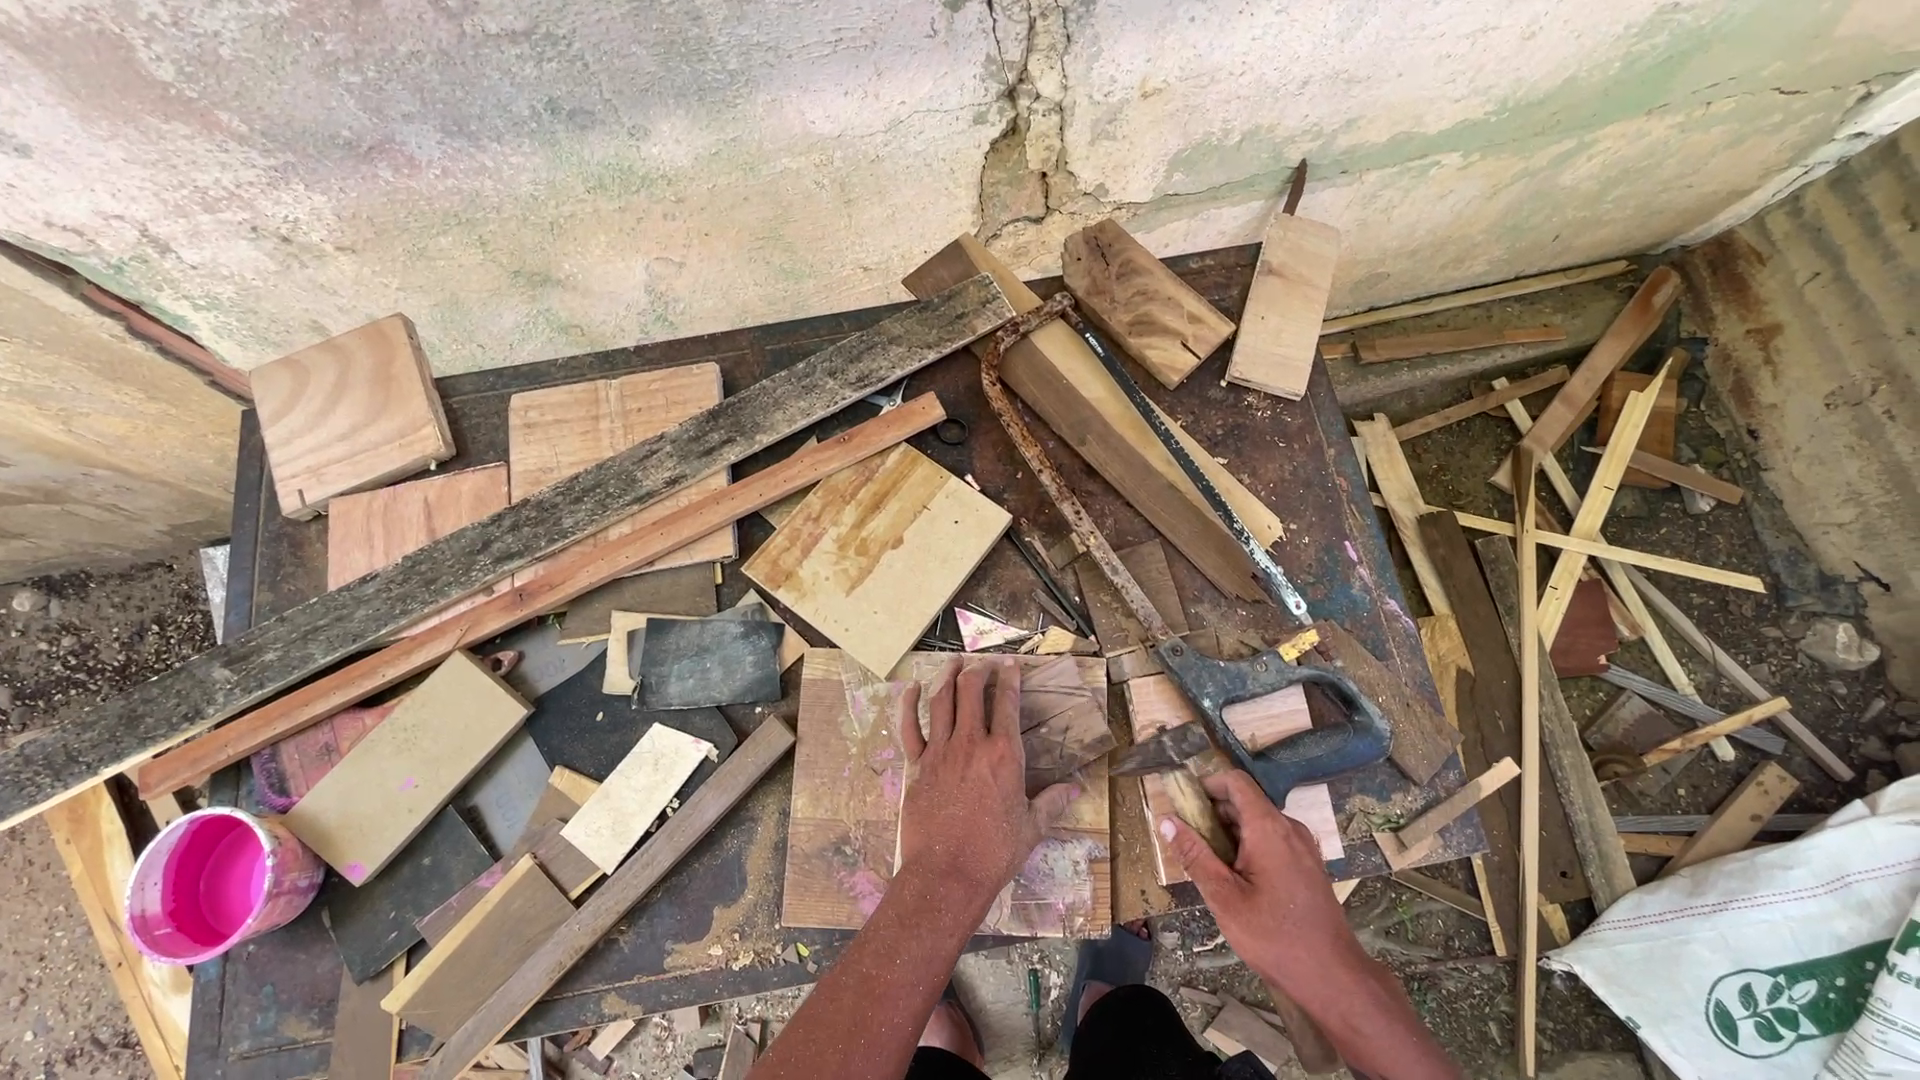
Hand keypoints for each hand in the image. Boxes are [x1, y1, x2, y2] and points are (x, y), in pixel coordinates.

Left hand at [897, 657, 1076, 910]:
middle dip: (979, 670)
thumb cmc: (994, 853)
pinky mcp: (917, 767)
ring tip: (954, 662)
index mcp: (1004, 755)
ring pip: (942, 701)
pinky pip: (910, 728)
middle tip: (984, 663)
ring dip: (948, 676)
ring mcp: (940, 752)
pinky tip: (913, 689)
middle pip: (971, 691)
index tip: (1011, 665)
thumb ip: (1052, 802)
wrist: (947, 874)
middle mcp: (971, 744)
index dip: (1010, 678)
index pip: (1007, 703)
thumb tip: (1075, 789)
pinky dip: (910, 705)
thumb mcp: (1031, 828)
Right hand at [1161, 770, 1363, 992]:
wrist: (1332, 976)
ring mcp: (1303, 847)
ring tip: (1208, 864)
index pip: (1235, 782)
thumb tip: (1167, 819)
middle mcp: (1289, 828)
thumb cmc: (1273, 935)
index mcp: (1268, 827)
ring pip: (1258, 823)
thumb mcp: (1224, 897)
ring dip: (1229, 833)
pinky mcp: (1308, 865)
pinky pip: (1273, 841)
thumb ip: (1194, 855)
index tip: (1183, 806)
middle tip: (1188, 842)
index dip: (1206, 785)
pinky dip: (1249, 847)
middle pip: (1245, 802)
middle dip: (1213, 814)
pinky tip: (1236, 879)